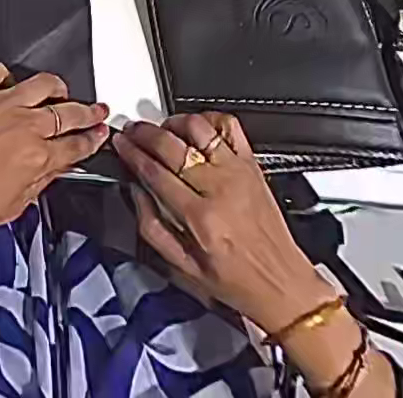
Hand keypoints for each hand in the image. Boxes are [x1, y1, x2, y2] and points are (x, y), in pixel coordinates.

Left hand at [0, 63, 109, 240]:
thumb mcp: (15, 206)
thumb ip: (42, 180)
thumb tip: (56, 166)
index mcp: (37, 158)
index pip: (77, 144)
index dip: (93, 139)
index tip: (99, 134)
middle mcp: (24, 126)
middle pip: (69, 112)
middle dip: (89, 112)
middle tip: (97, 110)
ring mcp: (2, 105)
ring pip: (43, 83)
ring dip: (57, 87)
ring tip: (60, 90)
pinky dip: (7, 74)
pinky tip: (10, 80)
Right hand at [112, 115, 338, 331]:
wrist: (280, 283)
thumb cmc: (235, 279)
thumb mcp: (183, 268)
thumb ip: (152, 227)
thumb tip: (136, 192)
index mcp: (200, 219)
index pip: (155, 172)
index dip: (132, 153)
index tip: (122, 144)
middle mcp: (219, 189)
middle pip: (171, 145)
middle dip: (144, 133)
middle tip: (133, 131)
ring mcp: (237, 172)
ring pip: (198, 128)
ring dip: (173, 121)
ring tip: (162, 128)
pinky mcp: (251, 163)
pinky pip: (229, 126)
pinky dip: (209, 118)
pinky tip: (197, 126)